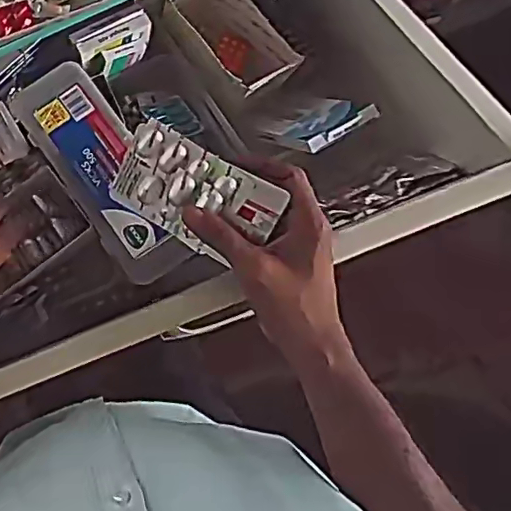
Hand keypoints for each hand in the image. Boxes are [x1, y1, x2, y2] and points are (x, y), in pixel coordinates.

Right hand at [183, 160, 344, 362]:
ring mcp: (298, 245)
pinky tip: (225, 240)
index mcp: (310, 223)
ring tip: (217, 214)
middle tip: (218, 191)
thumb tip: (198, 214)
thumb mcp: (253, 267)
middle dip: (243, 192)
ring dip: (241, 215)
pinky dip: (244, 233)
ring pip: (266, 216)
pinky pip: (263, 235)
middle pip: (274, 195)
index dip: (263, 165)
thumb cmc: (299, 311)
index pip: (291, 176)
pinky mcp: (286, 260)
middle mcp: (307, 230)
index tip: (237, 165)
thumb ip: (222, 237)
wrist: (311, 345)